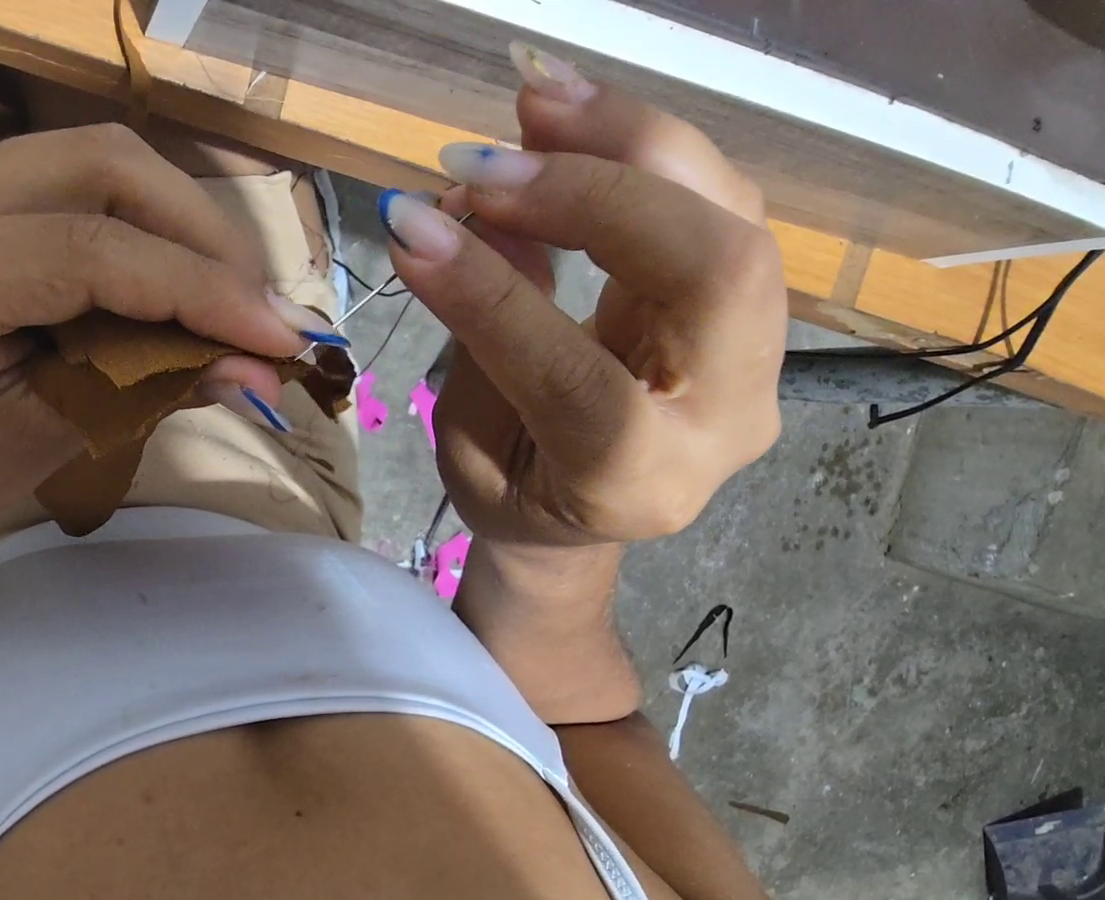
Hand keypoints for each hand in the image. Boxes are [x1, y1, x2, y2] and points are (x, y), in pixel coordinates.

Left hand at [0, 123, 324, 539]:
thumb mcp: (53, 435)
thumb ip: (151, 388)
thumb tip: (262, 370)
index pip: (92, 253)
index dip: (199, 289)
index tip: (277, 339)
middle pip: (107, 168)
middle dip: (203, 239)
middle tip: (259, 312)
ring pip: (104, 161)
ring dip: (183, 224)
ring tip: (231, 297)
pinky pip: (85, 181)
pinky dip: (149, 225)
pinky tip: (180, 277)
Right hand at [382, 53, 784, 546]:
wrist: (582, 520)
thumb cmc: (510, 496)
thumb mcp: (467, 442)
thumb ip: (479, 342)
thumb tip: (467, 225)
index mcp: (636, 482)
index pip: (571, 370)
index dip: (490, 290)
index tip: (413, 223)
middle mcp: (726, 417)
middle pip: (710, 269)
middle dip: (597, 190)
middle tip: (493, 152)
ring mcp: (758, 356)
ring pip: (730, 218)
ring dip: (627, 144)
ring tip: (532, 106)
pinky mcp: (753, 306)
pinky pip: (717, 205)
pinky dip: (642, 152)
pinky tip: (571, 124)